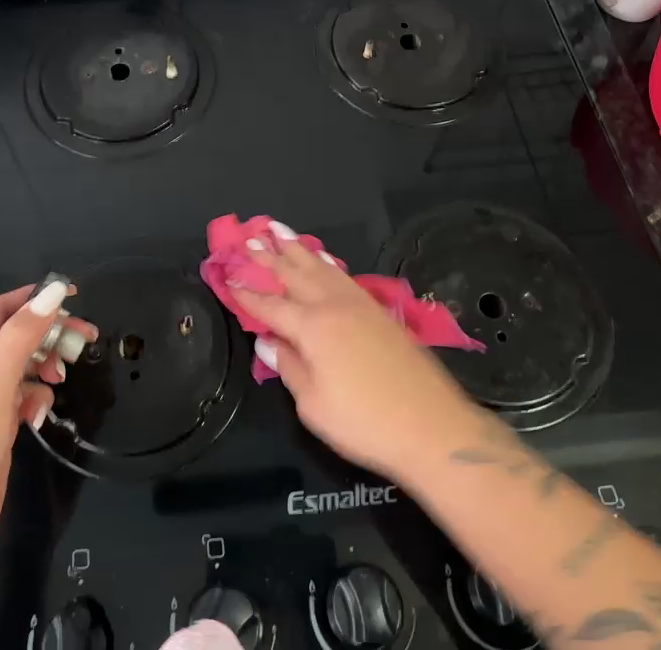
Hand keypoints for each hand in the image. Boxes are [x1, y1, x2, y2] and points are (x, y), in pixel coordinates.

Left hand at [0, 279, 98, 557]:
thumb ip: (21, 336)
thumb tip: (53, 291)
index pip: (0, 309)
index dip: (33, 297)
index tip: (73, 296)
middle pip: (15, 336)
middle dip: (49, 332)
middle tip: (86, 338)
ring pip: (20, 368)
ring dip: (45, 364)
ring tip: (63, 376)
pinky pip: (20, 399)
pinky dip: (36, 397)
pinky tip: (42, 412)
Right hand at [231, 225, 487, 483]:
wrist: (433, 428)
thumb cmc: (365, 423)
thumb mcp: (313, 405)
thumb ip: (289, 367)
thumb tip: (268, 342)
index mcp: (313, 327)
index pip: (270, 306)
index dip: (247, 293)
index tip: (227, 276)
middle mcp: (335, 306)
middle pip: (295, 274)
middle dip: (269, 256)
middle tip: (248, 236)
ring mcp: (361, 306)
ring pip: (322, 268)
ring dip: (298, 249)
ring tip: (279, 232)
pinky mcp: (381, 313)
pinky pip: (343, 277)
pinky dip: (326, 263)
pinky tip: (322, 260)